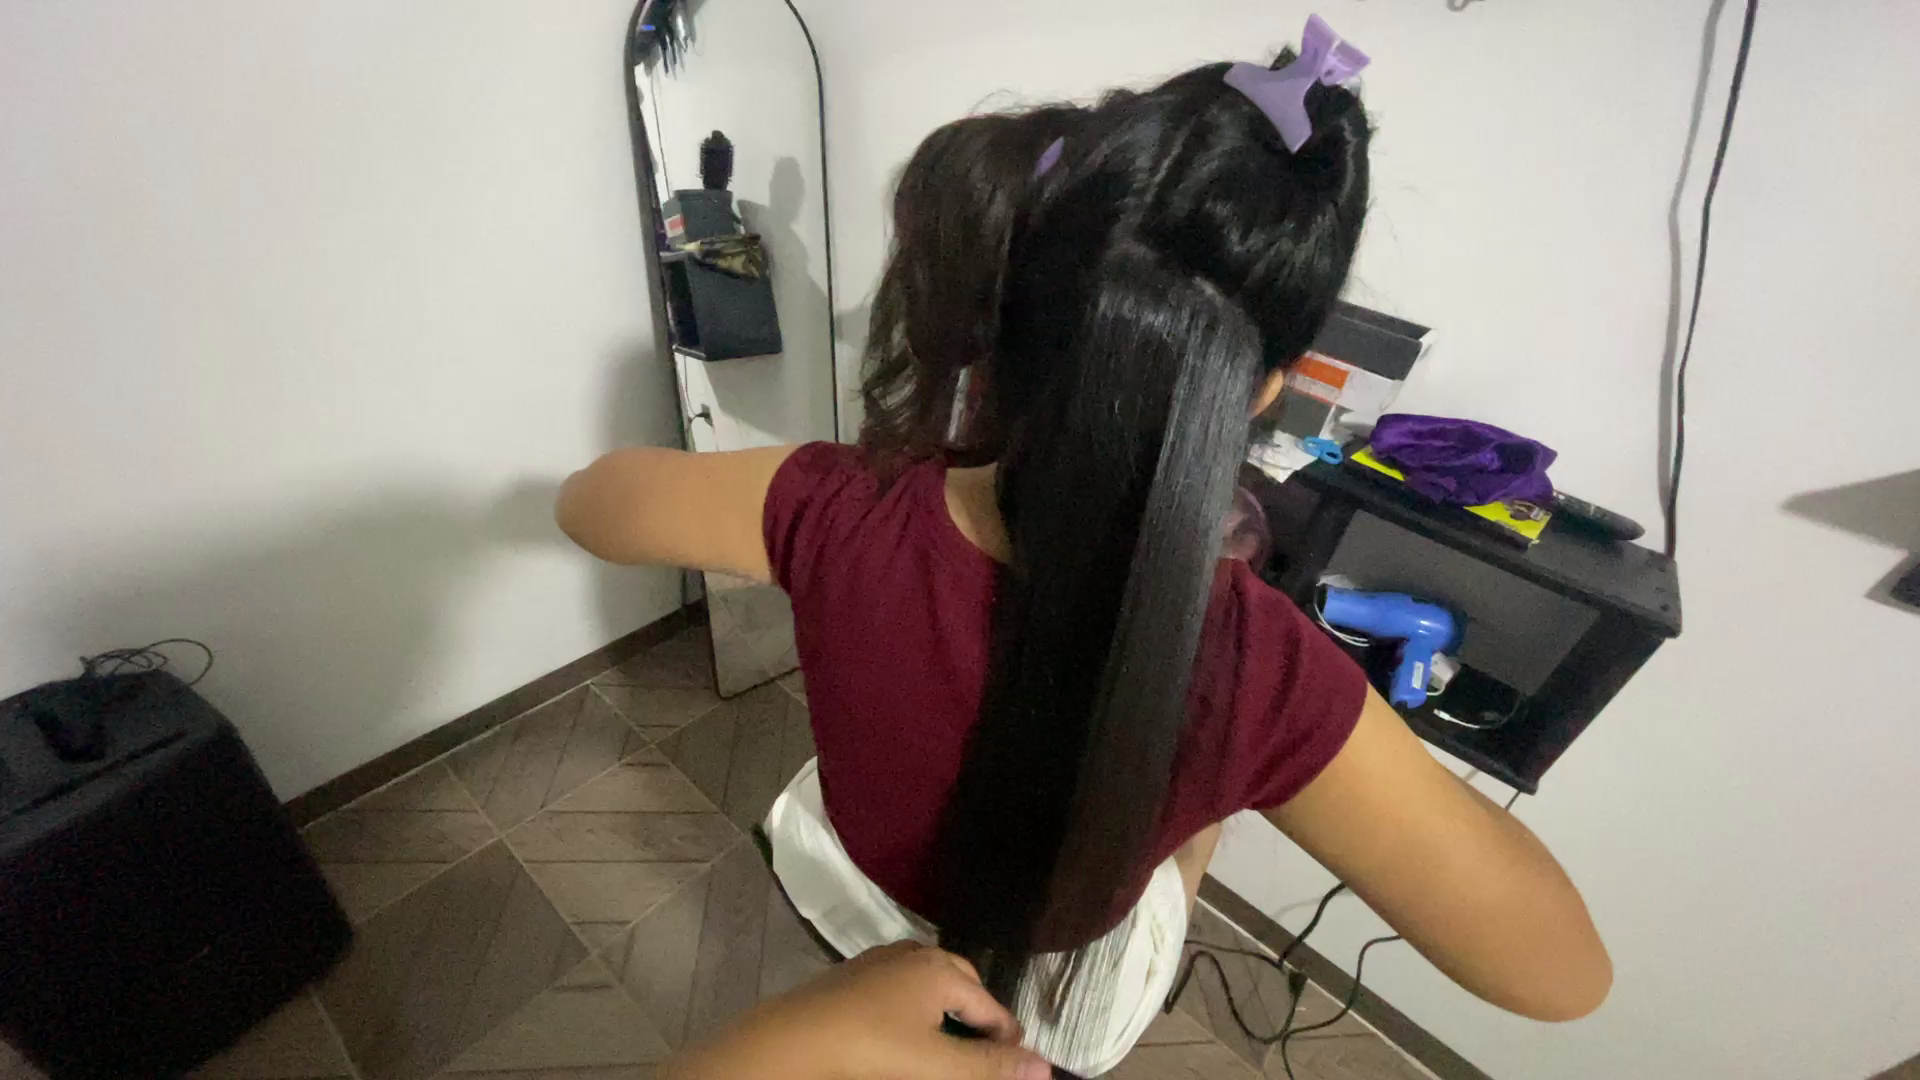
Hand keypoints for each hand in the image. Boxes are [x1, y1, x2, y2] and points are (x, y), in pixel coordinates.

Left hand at [662, 941, 1052, 1079]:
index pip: (992, 1007)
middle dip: (980, 1017)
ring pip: (934, 980)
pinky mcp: (861, 970)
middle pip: (965, 984)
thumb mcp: (936, 1066)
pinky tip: (908, 1030)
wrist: (798, 1038)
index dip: (1008, 1041)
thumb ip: (989, 1068)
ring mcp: (887, 958)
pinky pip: (907, 982)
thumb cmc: (874, 1050)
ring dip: (950, 1008)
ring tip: (950, 1044)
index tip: (1017, 1068)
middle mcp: (920, 954)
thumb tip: (1045, 1069)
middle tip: (985, 1055)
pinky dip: (920, 1004)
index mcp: (943, 971)